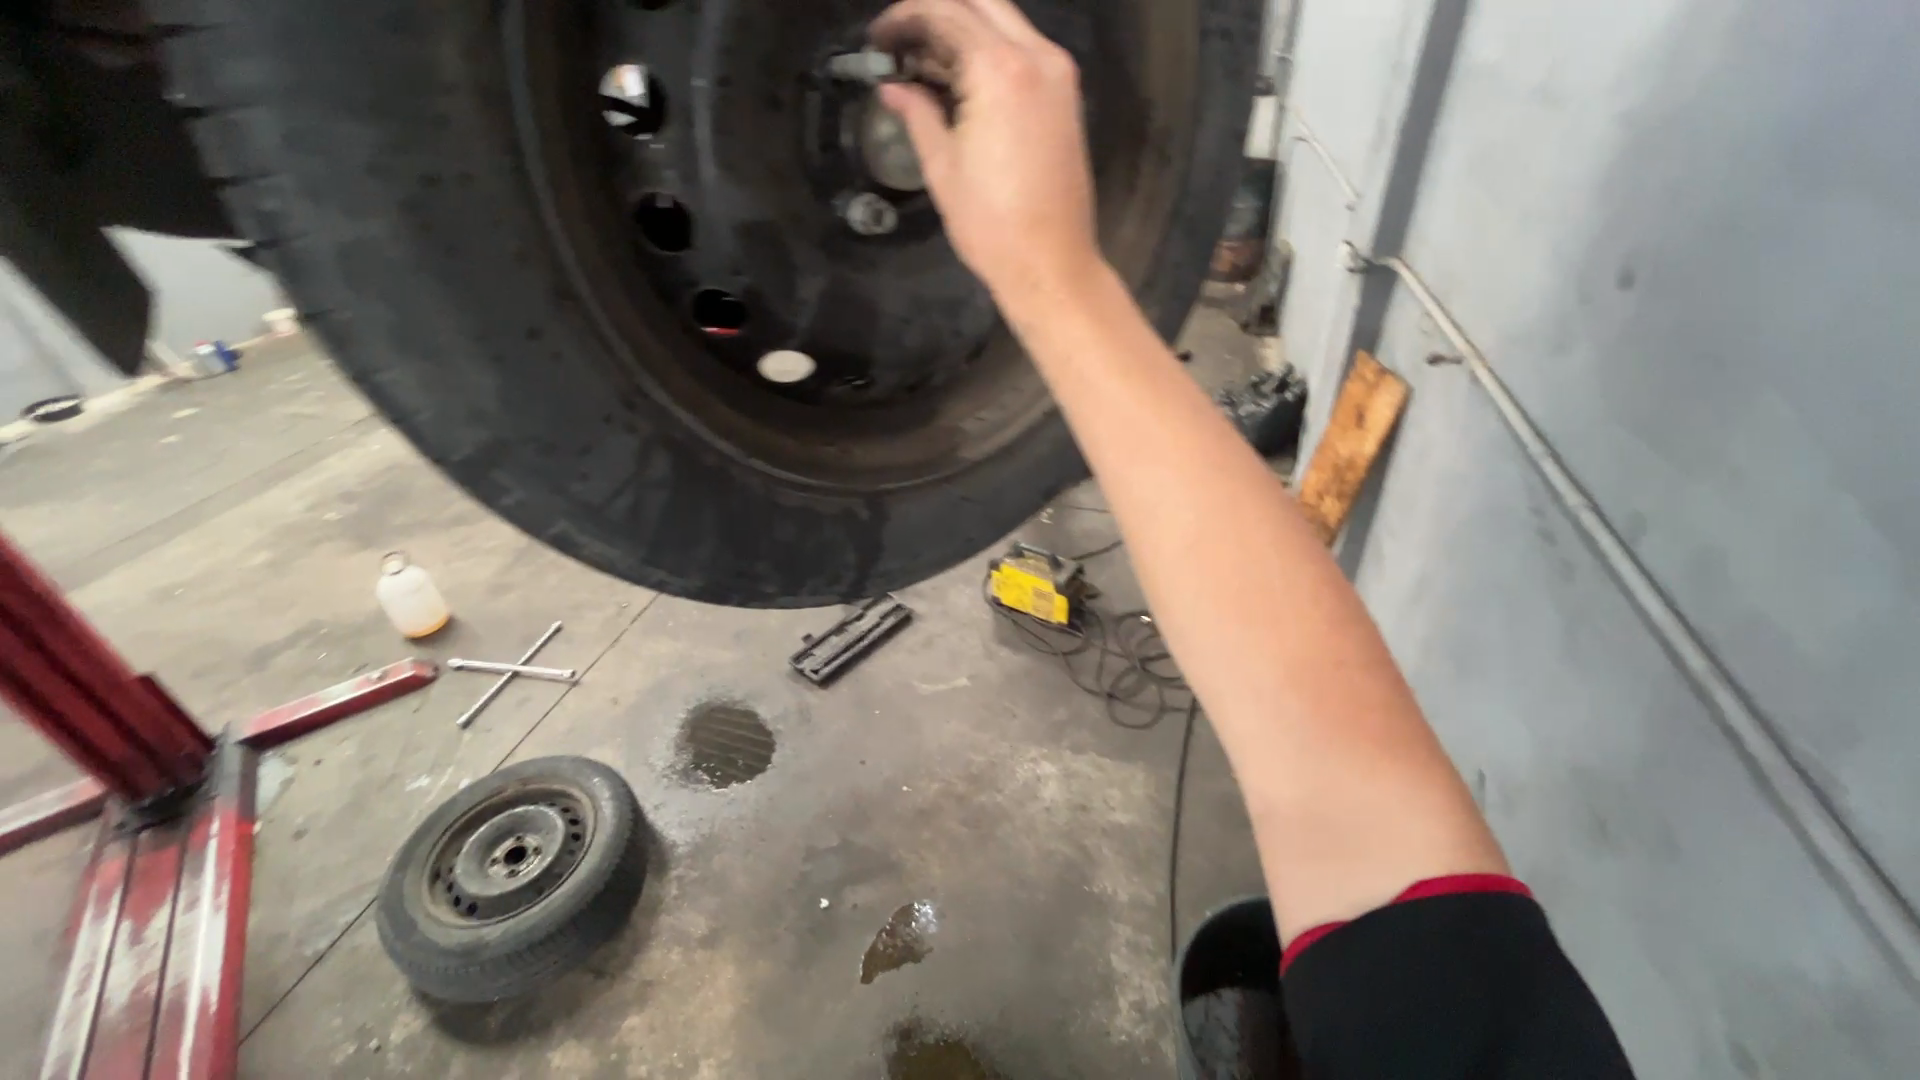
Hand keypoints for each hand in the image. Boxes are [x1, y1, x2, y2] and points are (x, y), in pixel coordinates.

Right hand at [870, 0, 1102, 300]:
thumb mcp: (943, 167)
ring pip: (1005, 21)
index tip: (878, 41)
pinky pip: (1024, 50)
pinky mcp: (1066, 96)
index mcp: (1000, 69)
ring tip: (925, 64)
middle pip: (979, 1)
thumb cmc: (991, 225)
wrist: (1051, 264)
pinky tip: (960, 81)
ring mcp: (1058, 74)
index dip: (904, 19)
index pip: (945, 12)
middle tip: (902, 43)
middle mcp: (1037, 56)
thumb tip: (892, 87)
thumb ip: (917, 113)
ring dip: (963, 29)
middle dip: (935, 12)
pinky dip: (990, 51)